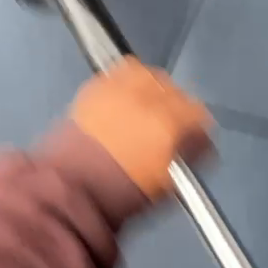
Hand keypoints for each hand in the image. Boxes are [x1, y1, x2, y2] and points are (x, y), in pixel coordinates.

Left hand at [70, 58, 212, 199]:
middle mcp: (147, 99)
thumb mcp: (165, 183)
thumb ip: (186, 155)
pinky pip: (122, 72)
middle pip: (176, 91)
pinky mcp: (96, 85)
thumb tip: (196, 143)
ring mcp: (120, 89)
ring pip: (150, 75)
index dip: (198, 128)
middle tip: (170, 123)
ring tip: (147, 105)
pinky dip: (128, 81)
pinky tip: (125, 98)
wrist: (70, 187)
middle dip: (177, 106)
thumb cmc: (119, 195)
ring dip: (153, 88)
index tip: (194, 137)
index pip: (198, 114)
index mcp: (168, 126)